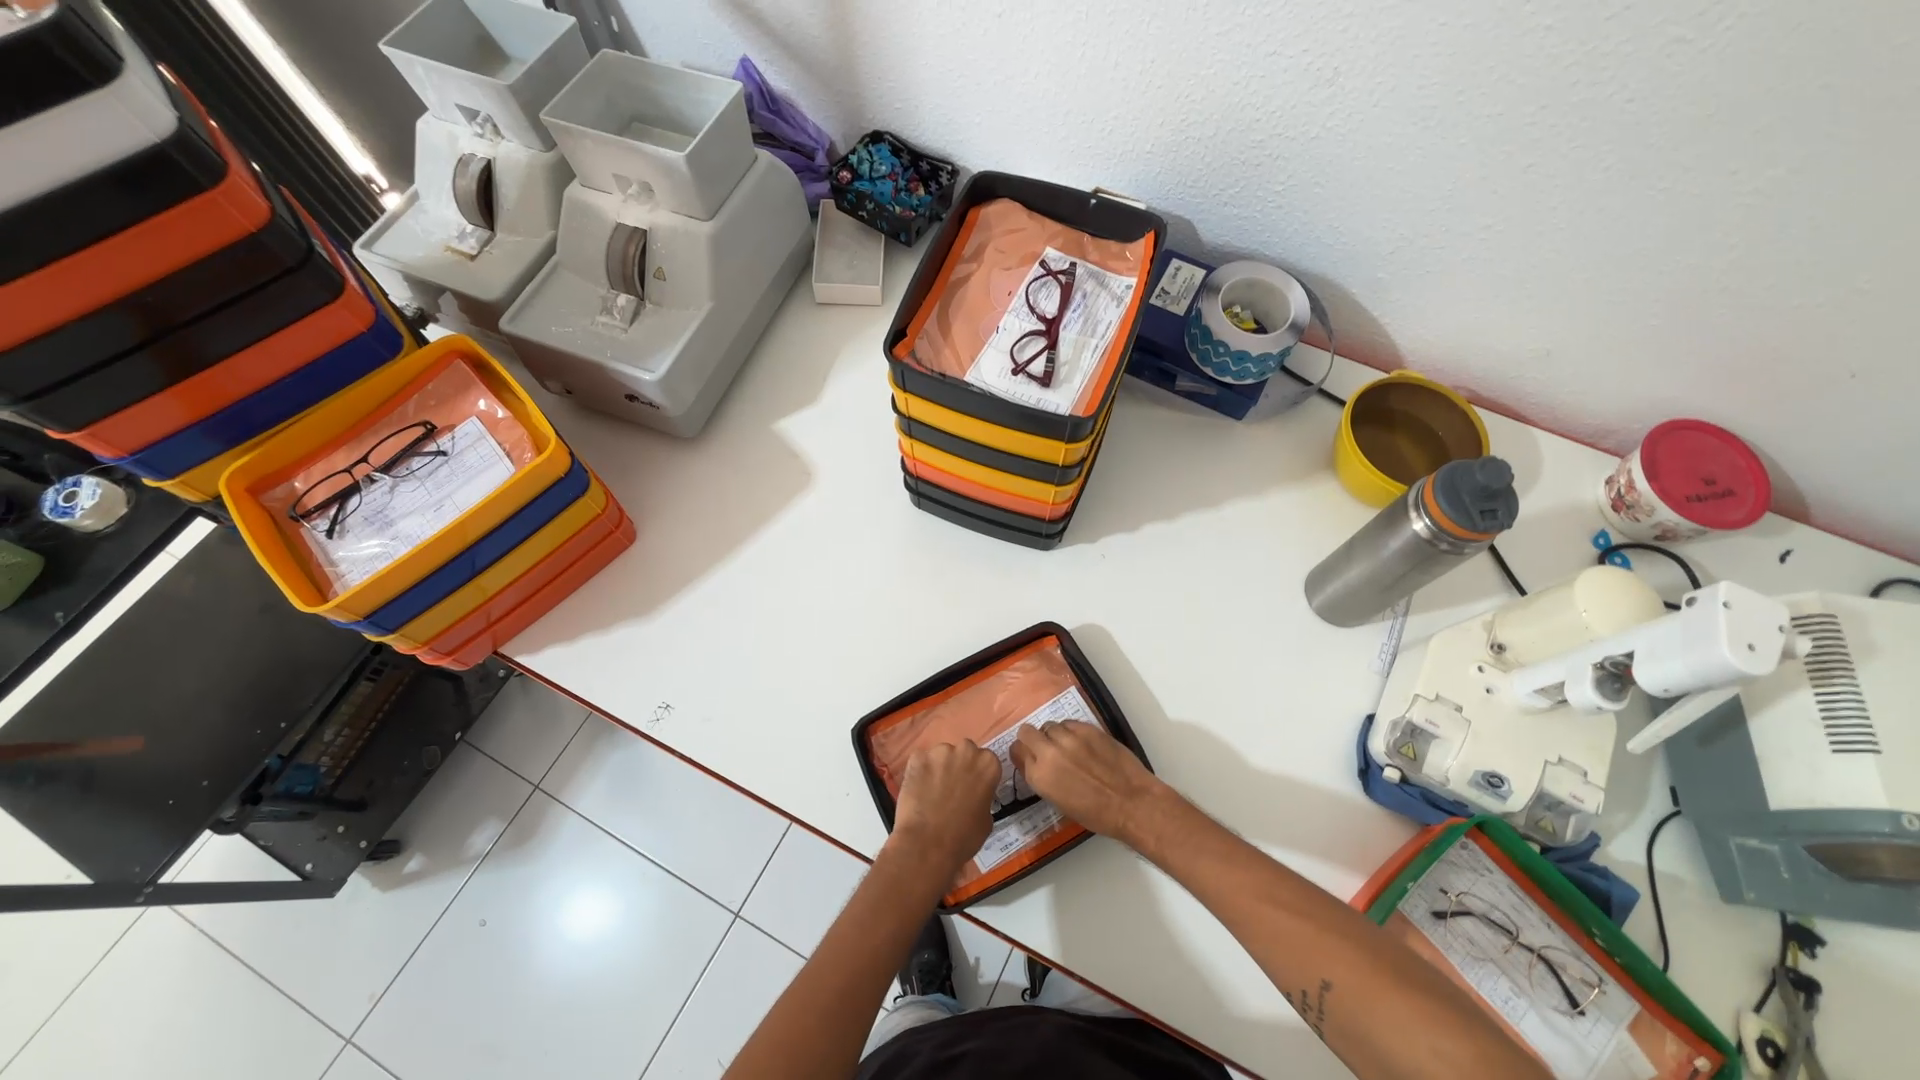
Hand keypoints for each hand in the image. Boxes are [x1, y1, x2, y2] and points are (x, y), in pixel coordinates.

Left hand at [888, 740, 1001, 877]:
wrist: (928, 845)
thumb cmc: (964, 837)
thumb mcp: (987, 819)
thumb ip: (983, 797)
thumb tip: (974, 796)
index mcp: (988, 764)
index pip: (985, 761)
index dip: (977, 775)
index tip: (971, 787)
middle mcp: (966, 751)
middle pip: (964, 752)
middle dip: (959, 765)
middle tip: (952, 787)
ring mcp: (939, 752)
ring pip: (941, 755)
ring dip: (939, 768)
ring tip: (931, 791)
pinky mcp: (916, 758)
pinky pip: (920, 761)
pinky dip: (919, 772)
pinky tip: (917, 790)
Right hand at [1011, 720, 1170, 843]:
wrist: (1131, 803)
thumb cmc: (1096, 814)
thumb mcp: (1058, 801)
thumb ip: (1042, 778)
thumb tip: (1034, 762)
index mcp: (1039, 776)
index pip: (1017, 752)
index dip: (1024, 754)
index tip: (1031, 757)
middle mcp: (1049, 753)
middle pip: (1027, 732)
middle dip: (1033, 739)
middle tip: (1047, 748)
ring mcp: (1069, 738)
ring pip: (1050, 725)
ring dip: (1054, 734)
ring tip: (1068, 746)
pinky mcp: (1087, 729)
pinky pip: (1069, 723)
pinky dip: (1071, 731)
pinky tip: (1082, 742)